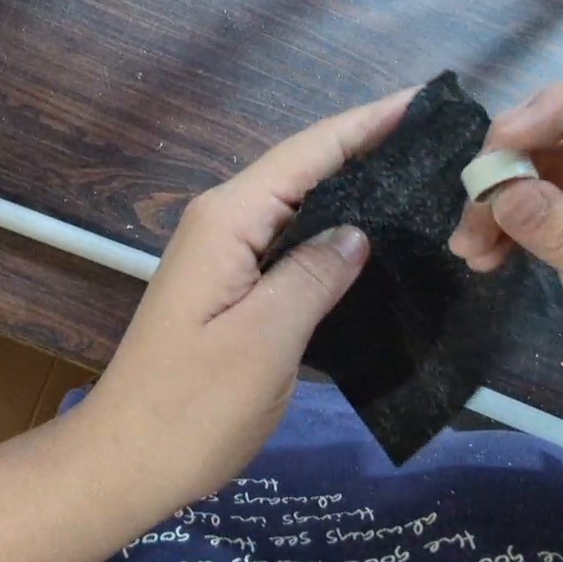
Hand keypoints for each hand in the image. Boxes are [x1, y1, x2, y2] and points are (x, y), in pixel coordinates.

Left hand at [76, 89, 413, 509]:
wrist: (126, 461)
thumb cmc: (192, 407)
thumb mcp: (264, 341)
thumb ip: (313, 276)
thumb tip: (357, 233)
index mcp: (228, 220)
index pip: (307, 151)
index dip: (365, 123)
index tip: (424, 100)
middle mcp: (222, 222)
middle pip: (302, 168)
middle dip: (364, 148)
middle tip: (437, 143)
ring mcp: (223, 255)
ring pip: (297, 205)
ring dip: (351, 189)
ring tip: (418, 179)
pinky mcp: (229, 286)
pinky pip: (288, 243)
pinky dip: (330, 234)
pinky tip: (369, 244)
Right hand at [449, 72, 562, 462]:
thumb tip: (499, 189)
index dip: (562, 106)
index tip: (500, 139)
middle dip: (515, 156)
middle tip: (470, 193)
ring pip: (542, 164)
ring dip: (498, 196)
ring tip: (469, 243)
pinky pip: (532, 201)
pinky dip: (501, 222)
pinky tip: (480, 256)